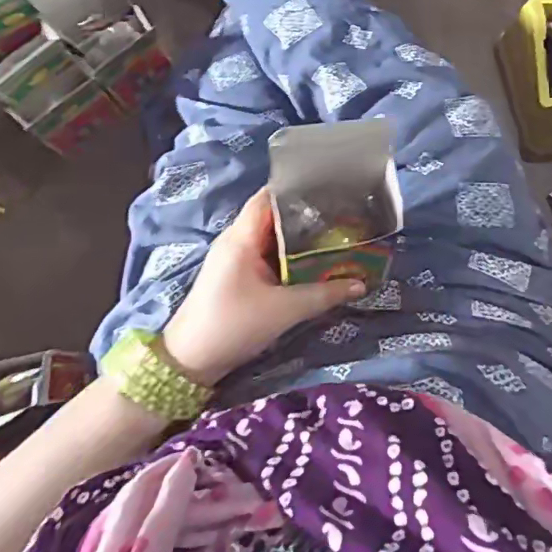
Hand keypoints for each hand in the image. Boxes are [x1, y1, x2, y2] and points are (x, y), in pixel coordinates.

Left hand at [161, 189, 363, 385]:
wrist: (189, 361)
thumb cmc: (233, 325)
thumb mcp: (284, 311)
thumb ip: (324, 295)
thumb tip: (361, 285)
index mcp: (240, 238)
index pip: (267, 198)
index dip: (296, 190)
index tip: (328, 191)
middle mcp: (235, 241)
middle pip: (272, 217)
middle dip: (305, 216)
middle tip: (341, 217)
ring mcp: (233, 259)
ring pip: (270, 239)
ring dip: (297, 240)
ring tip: (334, 237)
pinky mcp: (235, 277)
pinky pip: (265, 256)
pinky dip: (287, 257)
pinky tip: (311, 264)